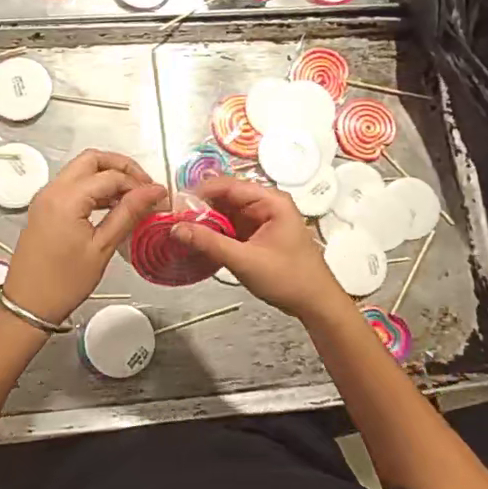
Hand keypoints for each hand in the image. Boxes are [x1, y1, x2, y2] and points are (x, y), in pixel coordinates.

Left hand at [4, 150, 165, 324]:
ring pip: (80, 171)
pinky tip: (111, 207)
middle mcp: (52, 191)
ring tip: (132, 199)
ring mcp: (45, 199)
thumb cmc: (63, 283)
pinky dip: (93, 189)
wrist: (28, 306)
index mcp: (66, 198)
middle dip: (122, 168)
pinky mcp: (43, 210)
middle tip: (144, 187)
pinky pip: (71, 187)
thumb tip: (153, 192)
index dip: (138, 183)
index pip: (110, 176)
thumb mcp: (101, 248)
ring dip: (107, 177)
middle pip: (92, 160)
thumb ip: (128, 214)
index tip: (158, 198)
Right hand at [172, 176, 349, 320]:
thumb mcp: (245, 260)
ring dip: (205, 222)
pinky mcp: (257, 235)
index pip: (228, 186)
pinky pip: (230, 227)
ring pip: (225, 213)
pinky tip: (196, 241)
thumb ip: (209, 243)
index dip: (199, 193)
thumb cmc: (288, 278)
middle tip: (172, 221)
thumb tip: (176, 228)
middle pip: (225, 198)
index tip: (173, 205)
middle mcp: (266, 204)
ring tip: (179, 231)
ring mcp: (261, 219)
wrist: (315, 302)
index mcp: (271, 201)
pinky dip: (214, 233)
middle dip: (199, 208)